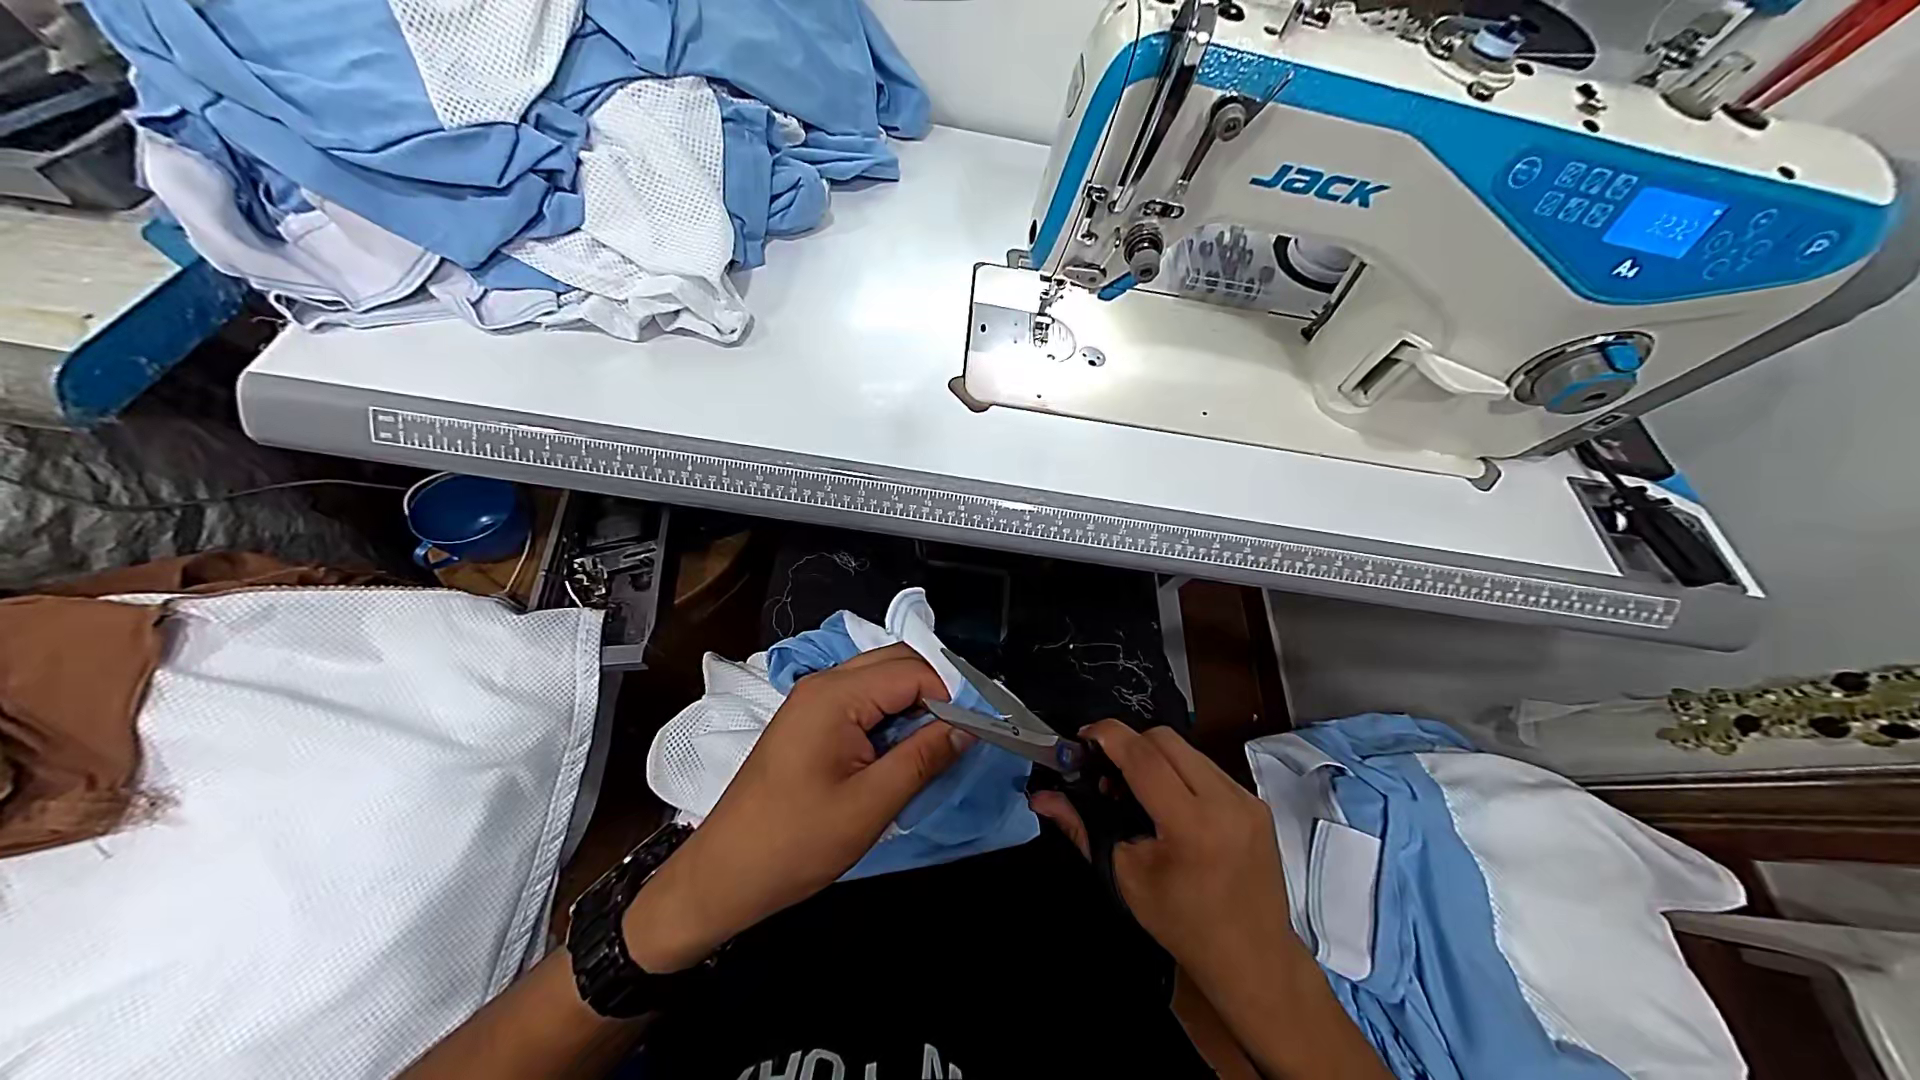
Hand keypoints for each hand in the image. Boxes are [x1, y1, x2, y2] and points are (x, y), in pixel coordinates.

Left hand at [622, 644, 973, 971]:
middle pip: (897, 663)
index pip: (913, 671)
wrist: (724, 874)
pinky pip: (864, 698)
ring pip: (882, 678)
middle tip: (964, 734)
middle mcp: (823, 683)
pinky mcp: (811, 719)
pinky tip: (904, 745)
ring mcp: (813, 699)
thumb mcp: (870, 805)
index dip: (952, 695)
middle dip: (937, 691)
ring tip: (938, 742)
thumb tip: (969, 727)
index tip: (979, 729)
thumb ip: (923, 757)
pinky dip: (892, 713)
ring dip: (915, 702)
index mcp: (835, 695)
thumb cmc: (794, 843)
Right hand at [1030, 721, 1301, 993]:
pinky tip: (1169, 800)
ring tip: (1137, 789)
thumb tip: (1043, 798)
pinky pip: (1208, 766)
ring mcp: (1247, 800)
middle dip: (1130, 743)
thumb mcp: (1125, 876)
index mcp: (1192, 826)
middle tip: (1107, 769)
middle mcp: (1227, 803)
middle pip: (1165, 739)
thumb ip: (1082, 826)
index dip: (1109, 736)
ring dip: (1156, 756)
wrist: (1253, 958)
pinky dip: (1180, 771)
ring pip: (1187, 748)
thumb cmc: (1183, 924)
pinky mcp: (1257, 801)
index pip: (1144, 757)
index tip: (1084, 737)